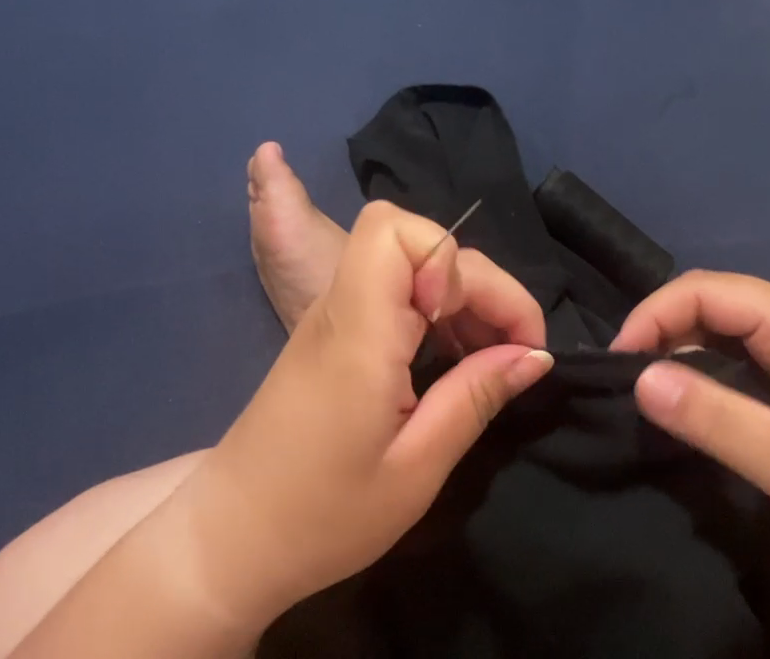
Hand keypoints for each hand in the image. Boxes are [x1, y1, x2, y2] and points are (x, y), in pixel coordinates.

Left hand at [176, 201, 553, 628]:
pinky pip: (394, 293)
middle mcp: (342, 308)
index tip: (475, 325)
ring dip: (462, 297)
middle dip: (478, 283)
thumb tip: (536, 354)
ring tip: (493, 360)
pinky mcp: (335, 336)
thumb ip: (475, 398)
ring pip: (408, 263)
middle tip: (514, 350)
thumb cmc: (323, 516)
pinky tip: (456, 362)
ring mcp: (334, 318)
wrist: (233, 538)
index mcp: (357, 333)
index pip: (394, 231)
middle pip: (414, 242)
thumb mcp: (415, 470)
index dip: (447, 260)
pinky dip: (436, 312)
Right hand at [611, 270, 769, 593]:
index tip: (620, 362)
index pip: (708, 290)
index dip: (655, 315)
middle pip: (715, 300)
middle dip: (663, 327)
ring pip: (728, 325)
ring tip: (648, 385)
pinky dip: (707, 365)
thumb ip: (713, 418)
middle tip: (627, 376)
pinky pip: (744, 352)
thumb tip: (640, 377)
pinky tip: (691, 396)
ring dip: (682, 345)